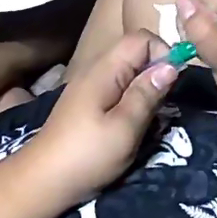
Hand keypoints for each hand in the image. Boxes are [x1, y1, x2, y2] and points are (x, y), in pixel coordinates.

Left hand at [25, 31, 176, 206]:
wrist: (42, 180)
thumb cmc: (86, 155)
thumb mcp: (124, 128)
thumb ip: (147, 95)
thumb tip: (172, 66)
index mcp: (104, 69)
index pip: (141, 37)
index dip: (163, 54)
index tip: (173, 86)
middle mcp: (96, 69)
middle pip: (135, 53)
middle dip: (157, 73)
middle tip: (164, 107)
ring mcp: (90, 85)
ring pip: (128, 72)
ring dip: (146, 90)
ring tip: (150, 120)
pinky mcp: (88, 102)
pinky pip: (118, 88)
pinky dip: (131, 101)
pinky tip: (132, 125)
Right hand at [176, 0, 216, 133]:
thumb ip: (209, 34)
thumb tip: (183, 2)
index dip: (203, 12)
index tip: (204, 43)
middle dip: (194, 18)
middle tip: (201, 49)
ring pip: (200, 1)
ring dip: (194, 26)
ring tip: (205, 50)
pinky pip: (203, 12)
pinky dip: (197, 29)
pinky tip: (206, 48)